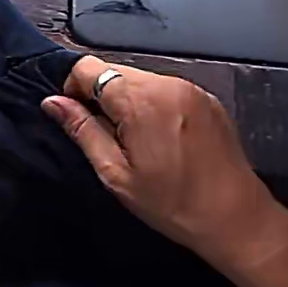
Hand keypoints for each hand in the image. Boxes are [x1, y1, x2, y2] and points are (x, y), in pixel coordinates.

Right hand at [42, 55, 287, 280]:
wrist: (236, 218)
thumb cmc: (171, 203)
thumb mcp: (115, 173)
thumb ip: (82, 130)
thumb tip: (52, 103)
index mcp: (141, 101)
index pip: (88, 68)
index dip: (74, 90)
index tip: (80, 120)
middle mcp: (167, 84)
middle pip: (113, 70)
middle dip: (100, 96)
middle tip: (107, 137)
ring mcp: (190, 88)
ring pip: (137, 78)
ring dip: (125, 100)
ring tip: (135, 141)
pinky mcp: (206, 98)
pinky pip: (163, 88)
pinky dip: (150, 104)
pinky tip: (159, 139)